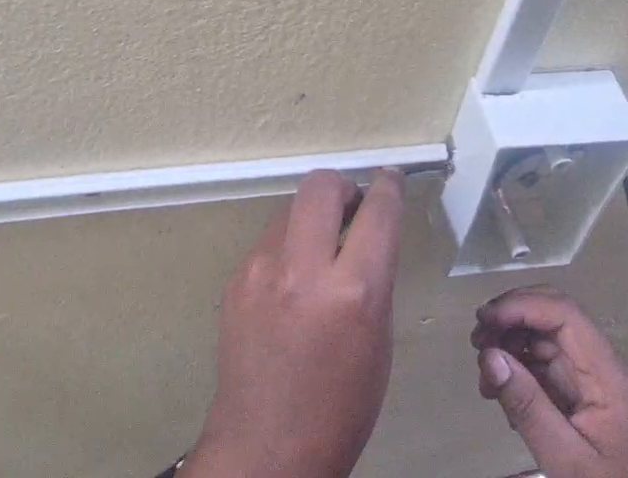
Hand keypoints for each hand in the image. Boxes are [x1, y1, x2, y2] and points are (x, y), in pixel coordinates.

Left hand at [181, 169, 405, 477]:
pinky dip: (287, 248)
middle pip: (321, 186)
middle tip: (352, 207)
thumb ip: (373, 279)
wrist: (266, 449)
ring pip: (290, 210)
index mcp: (352, 292)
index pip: (377, 211)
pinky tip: (292, 283)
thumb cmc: (341, 406)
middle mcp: (302, 270)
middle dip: (342, 186)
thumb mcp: (378, 342)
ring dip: (312, 218)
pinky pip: (268, 242)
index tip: (390, 179)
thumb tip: (367, 236)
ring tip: (320, 251)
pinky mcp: (236, 281)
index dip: (388, 187)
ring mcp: (261, 272)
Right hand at [471, 285, 627, 477]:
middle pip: (555, 317)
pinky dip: (519, 371)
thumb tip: (489, 354)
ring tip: (485, 378)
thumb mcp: (567, 461)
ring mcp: (593, 383)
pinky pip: (546, 368)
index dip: (521, 306)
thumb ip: (528, 407)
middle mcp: (603, 368)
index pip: (565, 314)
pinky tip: (501, 394)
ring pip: (546, 340)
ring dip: (510, 346)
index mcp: (609, 375)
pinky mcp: (583, 399)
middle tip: (477, 343)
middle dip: (512, 319)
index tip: (483, 321)